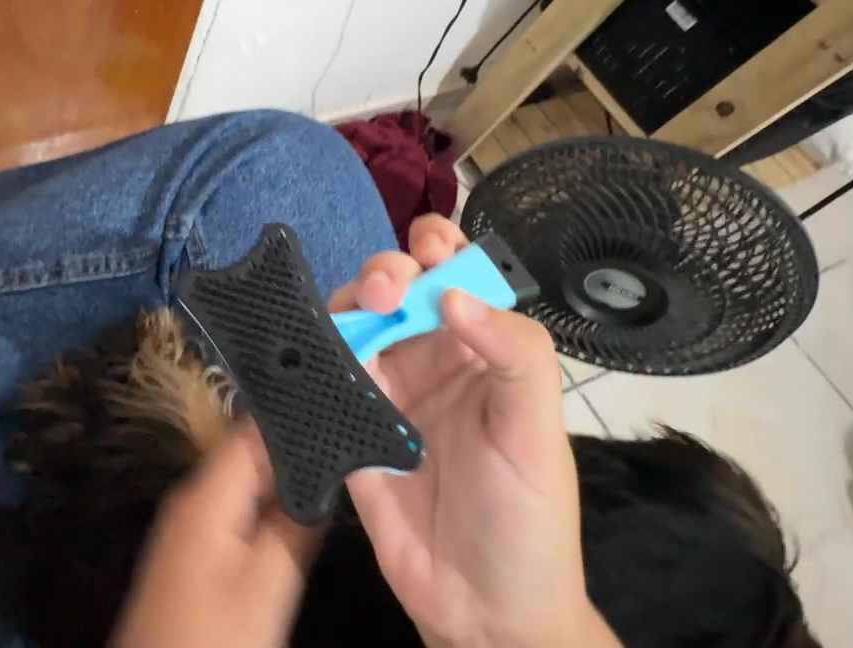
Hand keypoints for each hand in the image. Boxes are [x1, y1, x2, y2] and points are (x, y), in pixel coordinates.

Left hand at [111, 423, 322, 647]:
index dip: (291, 419)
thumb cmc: (213, 638)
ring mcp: (189, 521)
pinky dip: (263, 500)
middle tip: (340, 435)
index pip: (250, 431)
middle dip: (290, 446)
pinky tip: (293, 507)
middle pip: (245, 453)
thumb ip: (295, 527)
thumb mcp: (265, 588)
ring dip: (278, 474)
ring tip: (329, 463)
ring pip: (241, 480)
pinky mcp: (192, 547)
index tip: (332, 407)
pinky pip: (233, 505)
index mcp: (206, 492)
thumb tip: (324, 479)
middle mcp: (192, 495)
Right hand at [330, 215, 618, 647]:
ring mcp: (383, 385)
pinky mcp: (346, 416)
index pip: (458, 276)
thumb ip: (514, 354)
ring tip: (357, 318)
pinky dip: (316, 348)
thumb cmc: (526, 517)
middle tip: (387, 294)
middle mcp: (428, 355)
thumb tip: (453, 293)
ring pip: (354, 317)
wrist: (479, 606)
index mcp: (480, 348)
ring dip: (350, 302)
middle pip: (397, 286)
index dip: (441, 248)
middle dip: (387, 271)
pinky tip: (317, 346)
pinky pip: (325, 369)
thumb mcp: (536, 433)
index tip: (428, 247)